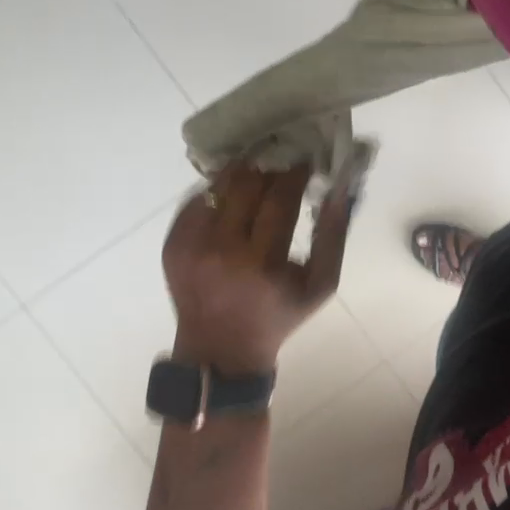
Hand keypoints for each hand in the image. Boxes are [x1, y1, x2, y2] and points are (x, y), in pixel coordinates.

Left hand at [161, 161, 356, 375]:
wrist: (220, 348)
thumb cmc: (279, 314)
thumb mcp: (321, 284)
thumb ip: (333, 236)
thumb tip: (337, 189)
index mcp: (262, 263)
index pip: (280, 200)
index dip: (295, 174)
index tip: (306, 161)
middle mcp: (221, 251)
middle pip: (246, 186)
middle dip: (268, 168)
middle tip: (281, 162)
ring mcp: (191, 247)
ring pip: (218, 188)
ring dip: (241, 174)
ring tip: (257, 171)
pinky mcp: (172, 246)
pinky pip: (196, 202)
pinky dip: (217, 193)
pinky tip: (232, 197)